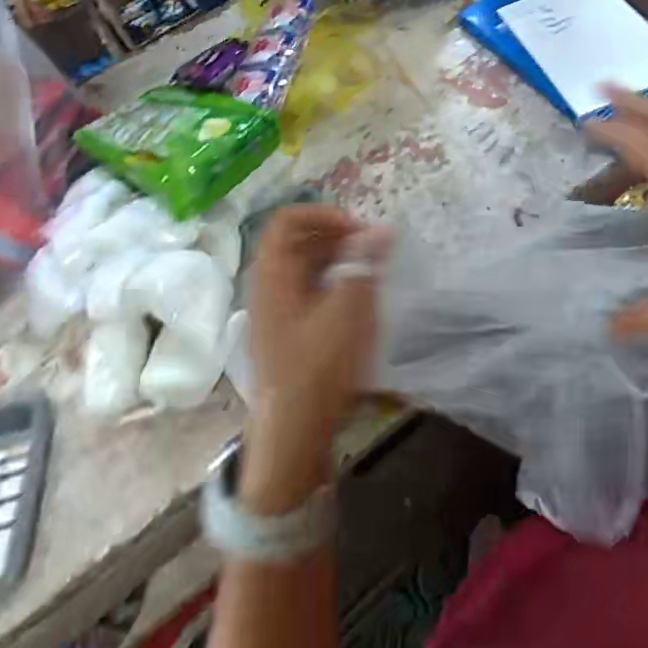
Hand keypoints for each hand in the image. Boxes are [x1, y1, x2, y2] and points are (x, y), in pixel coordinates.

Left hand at [240, 206, 391, 511]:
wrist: (292, 432)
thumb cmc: (318, 369)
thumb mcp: (348, 312)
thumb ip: (363, 265)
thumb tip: (381, 229)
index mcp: (272, 276)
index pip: (287, 221)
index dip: (323, 214)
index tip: (359, 229)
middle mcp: (266, 286)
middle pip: (294, 240)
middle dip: (335, 233)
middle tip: (372, 246)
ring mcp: (273, 309)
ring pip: (301, 264)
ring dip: (336, 256)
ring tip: (370, 268)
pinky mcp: (285, 329)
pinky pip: (305, 287)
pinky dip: (331, 279)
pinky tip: (356, 296)